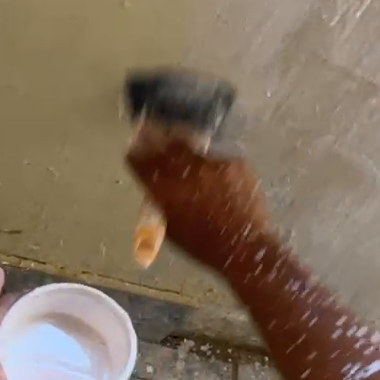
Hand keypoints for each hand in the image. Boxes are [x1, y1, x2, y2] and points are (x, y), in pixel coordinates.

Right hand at [126, 135, 273, 272]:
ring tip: (180, 144)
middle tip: (153, 132)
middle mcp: (187, 172)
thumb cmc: (204, 245)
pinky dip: (210, 160)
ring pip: (190, 144)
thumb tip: (153, 183)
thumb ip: (160, 201)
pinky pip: (215, 155)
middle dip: (156, 137)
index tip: (134, 147)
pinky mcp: (234, 162)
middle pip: (165, 143)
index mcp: (166, 191)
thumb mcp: (171, 227)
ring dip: (182, 144)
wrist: (246, 247)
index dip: (135, 152)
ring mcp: (212, 164)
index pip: (141, 161)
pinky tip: (212, 169)